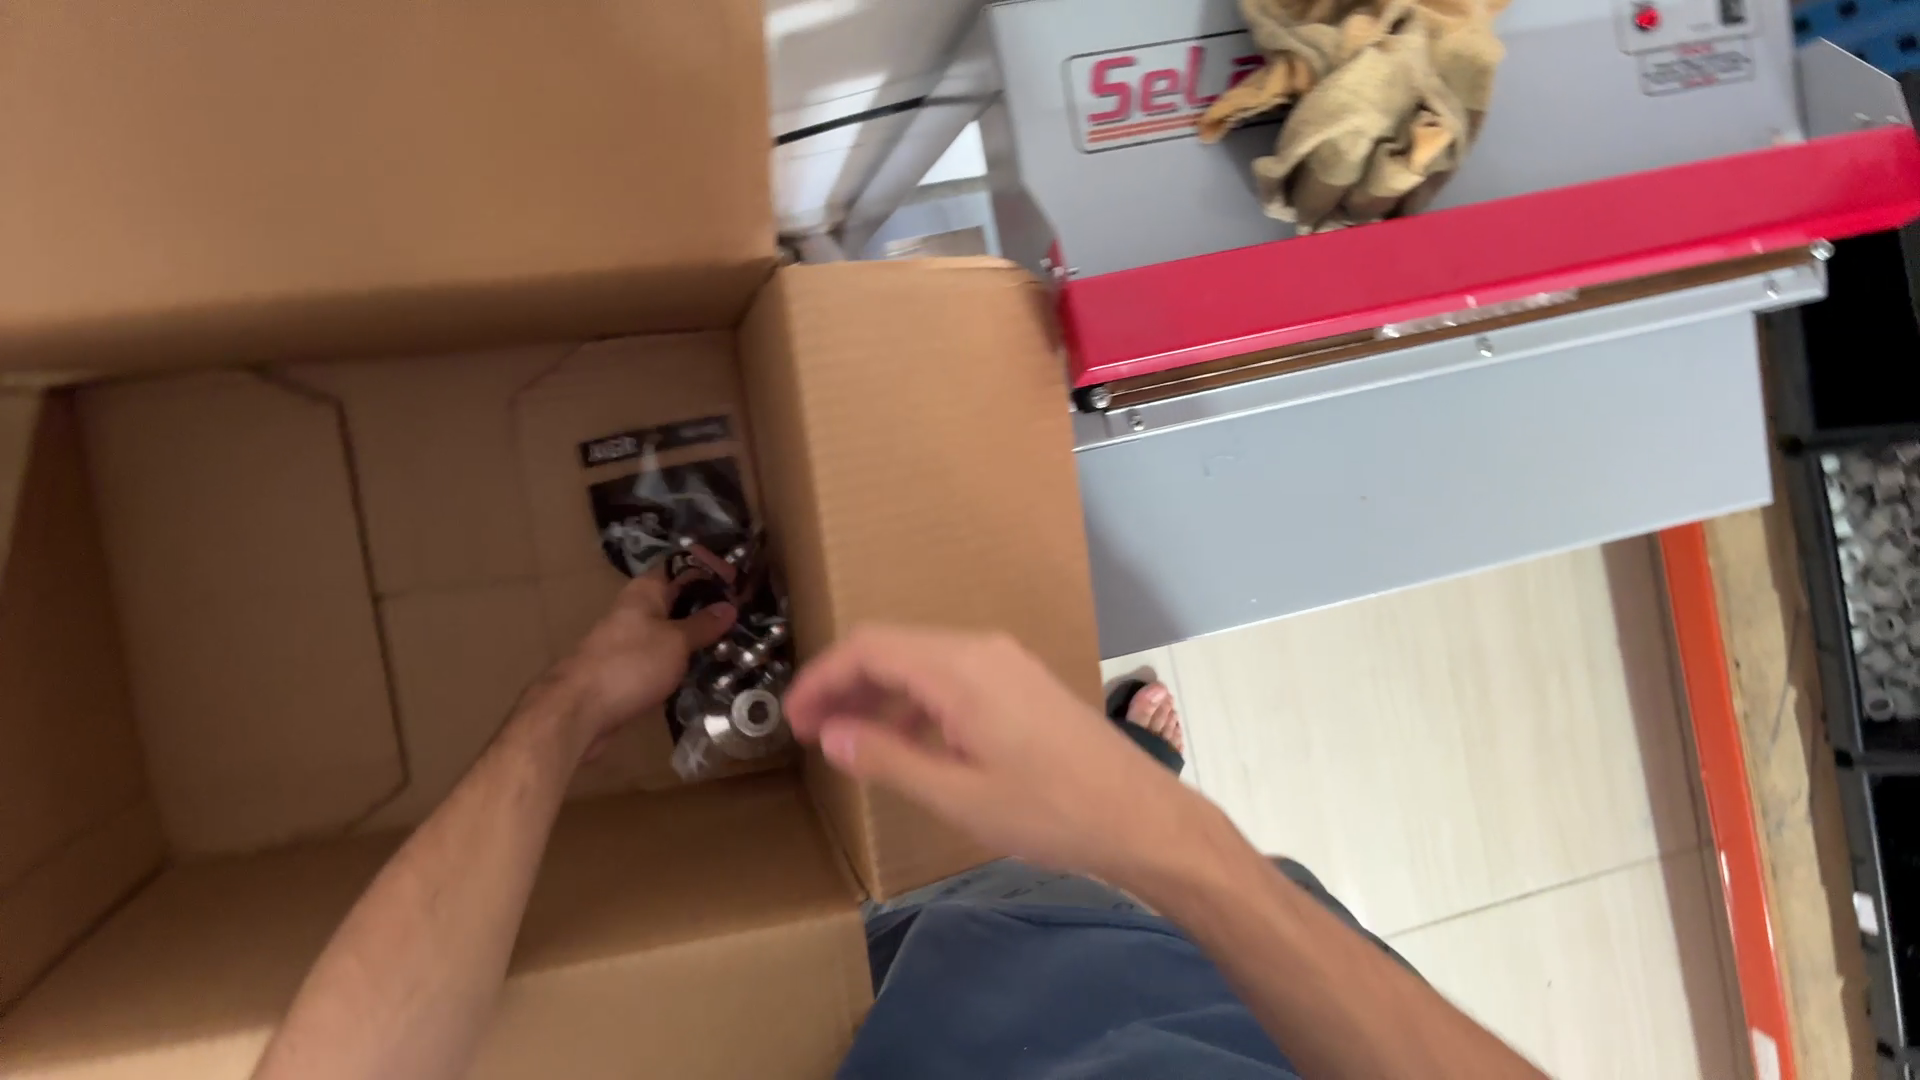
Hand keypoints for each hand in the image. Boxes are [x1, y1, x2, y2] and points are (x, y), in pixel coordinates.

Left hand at [540, 568, 735, 757]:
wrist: (578, 712)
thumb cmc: (629, 665)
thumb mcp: (676, 641)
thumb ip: (704, 624)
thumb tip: (729, 607)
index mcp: (646, 591)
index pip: (681, 564)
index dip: (710, 566)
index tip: (739, 579)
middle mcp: (637, 609)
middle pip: (679, 596)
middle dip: (710, 601)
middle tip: (745, 612)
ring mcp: (632, 639)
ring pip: (673, 627)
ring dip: (700, 632)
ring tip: (734, 639)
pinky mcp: (630, 668)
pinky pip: (665, 653)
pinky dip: (685, 656)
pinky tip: (707, 666)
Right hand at [783, 625, 1222, 883]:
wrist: (1141, 817)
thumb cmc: (1050, 812)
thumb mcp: (959, 795)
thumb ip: (889, 759)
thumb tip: (833, 735)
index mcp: (961, 668)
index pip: (870, 649)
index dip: (822, 677)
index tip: (791, 716)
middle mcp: (981, 649)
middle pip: (893, 648)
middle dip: (845, 683)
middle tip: (809, 729)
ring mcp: (1006, 662)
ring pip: (922, 662)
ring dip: (879, 693)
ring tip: (847, 737)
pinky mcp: (1021, 682)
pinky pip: (952, 677)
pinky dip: (916, 701)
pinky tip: (905, 740)